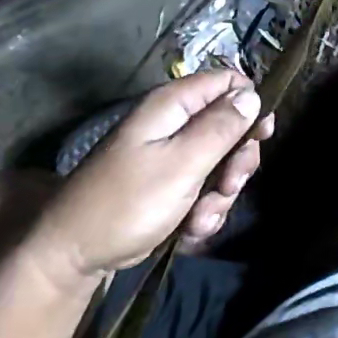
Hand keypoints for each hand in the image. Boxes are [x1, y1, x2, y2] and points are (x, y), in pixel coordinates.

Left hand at [32, 70, 274, 282]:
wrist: (76, 254)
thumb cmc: (128, 203)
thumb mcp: (182, 164)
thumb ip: (221, 127)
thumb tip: (252, 94)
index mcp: (172, 106)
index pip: (227, 82)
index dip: (249, 105)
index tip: (261, 135)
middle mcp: (174, 125)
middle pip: (230, 127)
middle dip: (236, 161)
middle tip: (228, 184)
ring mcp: (172, 158)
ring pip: (222, 165)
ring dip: (220, 195)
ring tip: (199, 216)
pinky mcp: (171, 187)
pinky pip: (205, 191)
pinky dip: (203, 212)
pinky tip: (189, 229)